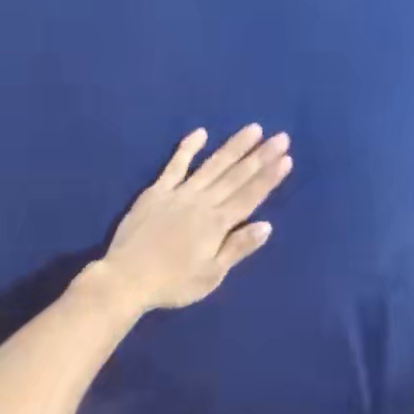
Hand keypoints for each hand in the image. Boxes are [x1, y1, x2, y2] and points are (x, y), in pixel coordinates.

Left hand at [98, 124, 292, 310]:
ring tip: (253, 129)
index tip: (286, 158)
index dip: (269, 178)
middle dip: (260, 156)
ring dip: (233, 147)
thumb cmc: (174, 284)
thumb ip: (237, 248)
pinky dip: (188, 148)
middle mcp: (201, 202)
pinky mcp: (156, 192)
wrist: (127, 278)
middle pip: (236, 176)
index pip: (250, 196)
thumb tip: (265, 226)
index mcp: (217, 224)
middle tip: (281, 136)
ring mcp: (178, 193)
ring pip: (211, 165)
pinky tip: (201, 133)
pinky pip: (175, 165)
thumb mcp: (212, 274)